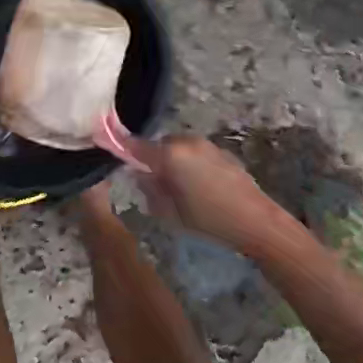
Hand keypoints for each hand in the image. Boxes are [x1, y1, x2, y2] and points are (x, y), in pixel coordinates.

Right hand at [121, 134, 287, 254]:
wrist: (256, 221)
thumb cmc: (208, 220)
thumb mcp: (169, 213)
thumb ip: (149, 190)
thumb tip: (142, 176)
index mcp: (169, 154)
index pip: (135, 144)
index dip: (120, 145)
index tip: (107, 143)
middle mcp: (186, 142)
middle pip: (158, 145)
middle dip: (153, 159)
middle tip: (154, 184)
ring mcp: (206, 144)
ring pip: (177, 147)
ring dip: (172, 161)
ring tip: (179, 187)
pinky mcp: (221, 151)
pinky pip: (194, 152)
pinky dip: (189, 163)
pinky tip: (199, 186)